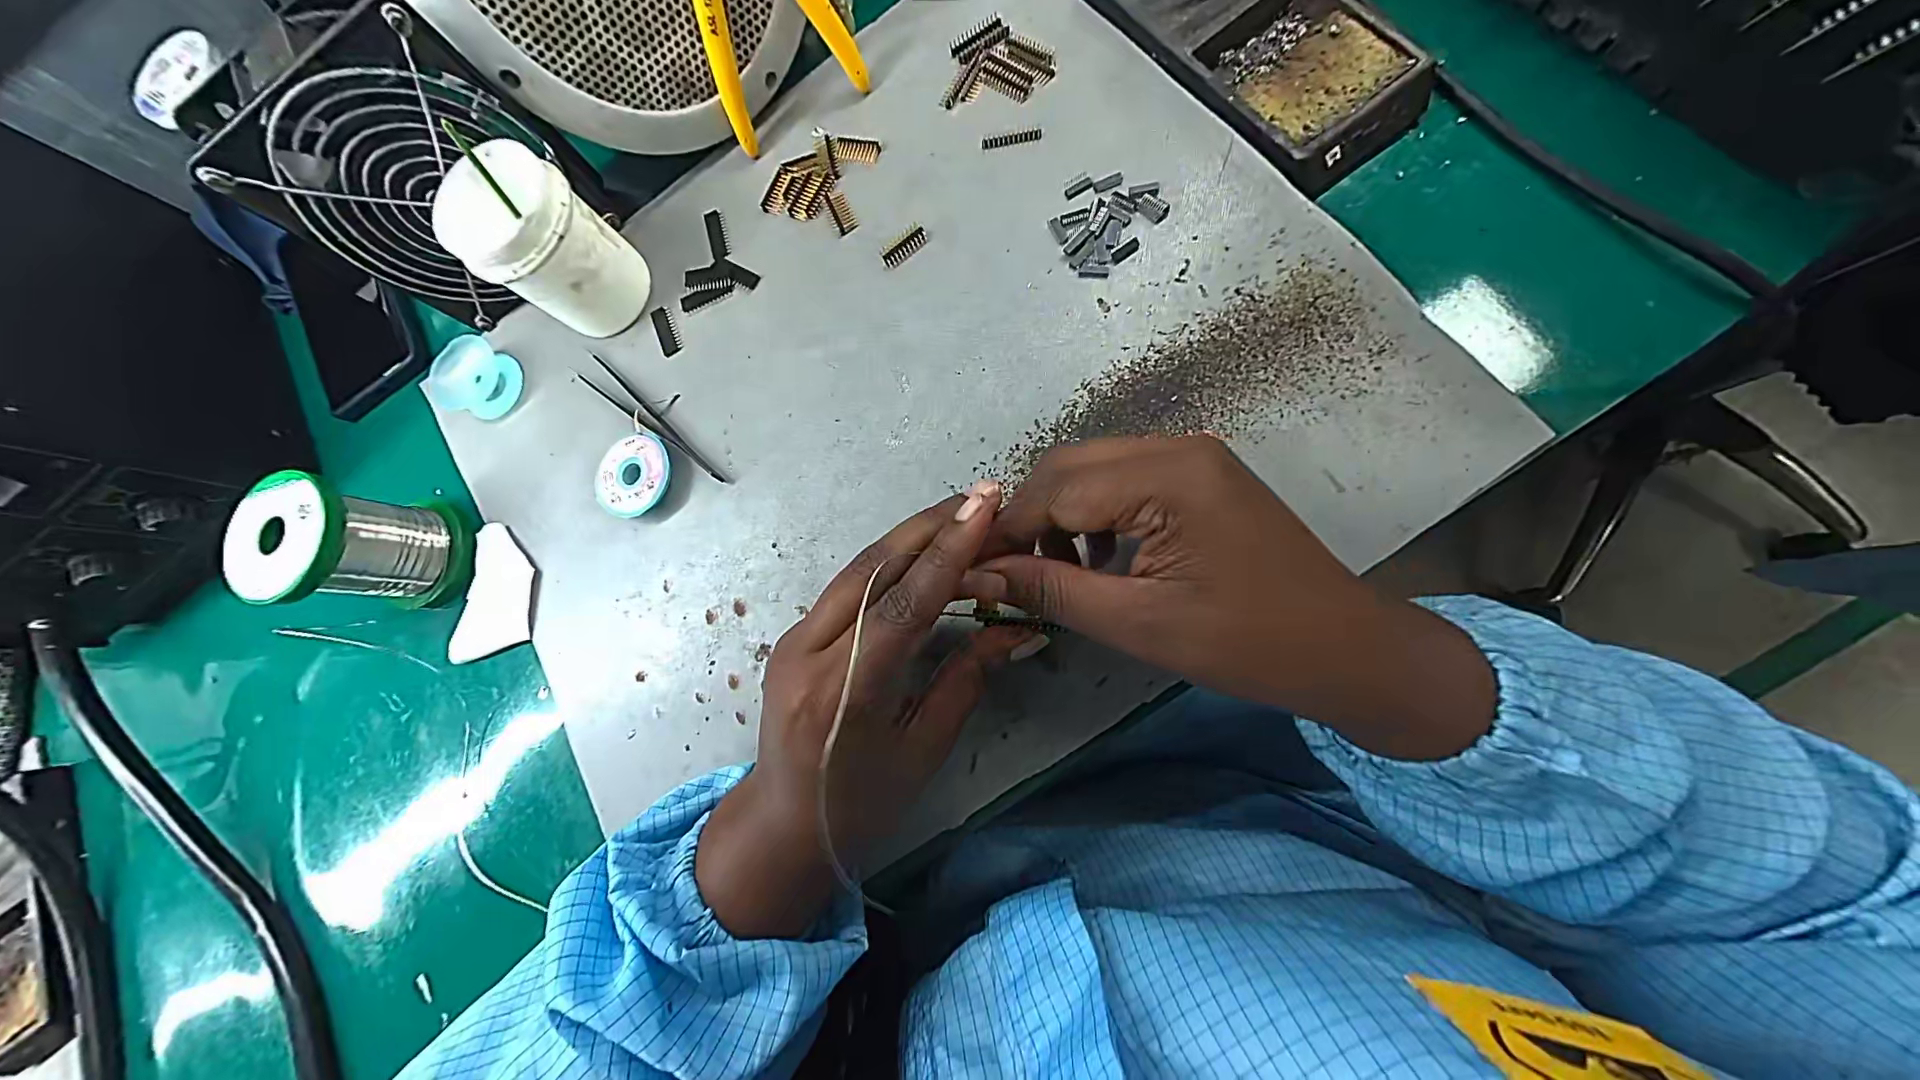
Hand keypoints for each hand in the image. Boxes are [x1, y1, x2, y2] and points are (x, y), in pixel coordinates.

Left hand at [695, 483, 1033, 937]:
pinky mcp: (794, 634)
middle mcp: (810, 654)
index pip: (904, 605)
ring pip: (858, 568)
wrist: (783, 821)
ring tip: (959, 512)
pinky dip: (891, 560)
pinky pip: (848, 585)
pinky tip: (922, 548)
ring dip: (911, 536)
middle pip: (874, 570)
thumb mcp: (924, 748)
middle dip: (930, 527)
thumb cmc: (863, 801)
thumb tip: (1017, 627)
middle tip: (980, 496)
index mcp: (845, 693)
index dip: (949, 552)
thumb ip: (967, 680)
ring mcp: (793, 639)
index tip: (984, 506)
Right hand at [976, 436, 1494, 759]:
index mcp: (1167, 475)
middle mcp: (1176, 446)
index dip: (1006, 531)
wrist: (1347, 649)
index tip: (974, 571)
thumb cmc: (1247, 643)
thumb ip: (1053, 591)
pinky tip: (1100, 557)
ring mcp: (1192, 456)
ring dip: (1059, 514)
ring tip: (1057, 571)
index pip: (1055, 488)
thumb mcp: (1138, 623)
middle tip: (1012, 574)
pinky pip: (1124, 480)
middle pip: (1069, 466)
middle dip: (1029, 517)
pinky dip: (1094, 513)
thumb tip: (982, 576)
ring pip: (1092, 470)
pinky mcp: (1200, 475)